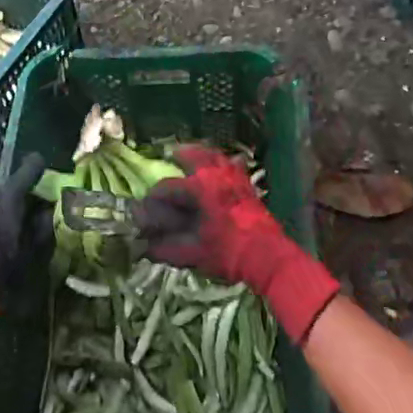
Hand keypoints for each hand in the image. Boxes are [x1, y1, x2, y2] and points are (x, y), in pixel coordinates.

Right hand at [137, 145, 339, 343]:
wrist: (268, 257)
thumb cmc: (229, 254)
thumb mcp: (194, 254)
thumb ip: (166, 249)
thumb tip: (144, 247)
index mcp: (200, 188)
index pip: (167, 188)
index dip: (153, 199)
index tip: (145, 208)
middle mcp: (217, 175)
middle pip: (194, 156)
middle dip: (179, 156)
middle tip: (170, 156)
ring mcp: (236, 178)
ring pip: (215, 156)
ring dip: (201, 154)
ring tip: (191, 155)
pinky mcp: (248, 186)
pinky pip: (233, 165)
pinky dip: (223, 163)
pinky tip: (221, 167)